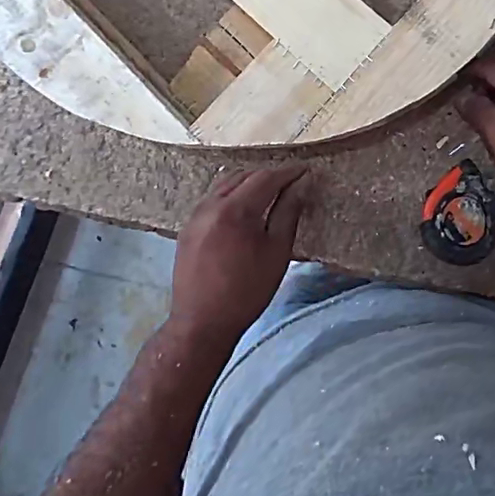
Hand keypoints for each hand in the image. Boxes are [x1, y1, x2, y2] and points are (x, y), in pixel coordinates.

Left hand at [168, 165, 311, 347]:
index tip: (306, 170)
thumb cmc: (247, 290)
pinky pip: (213, 198)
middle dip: (269, 175)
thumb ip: (288, 212)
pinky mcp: (188, 228)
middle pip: (245, 176)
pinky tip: (244, 207)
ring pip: (226, 184)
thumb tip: (300, 185)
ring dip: (249, 182)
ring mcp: (195, 216)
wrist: (201, 325)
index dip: (288, 172)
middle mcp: (211, 206)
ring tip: (269, 192)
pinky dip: (232, 193)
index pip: (266, 178)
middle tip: (291, 182)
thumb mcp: (277, 250)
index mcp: (235, 210)